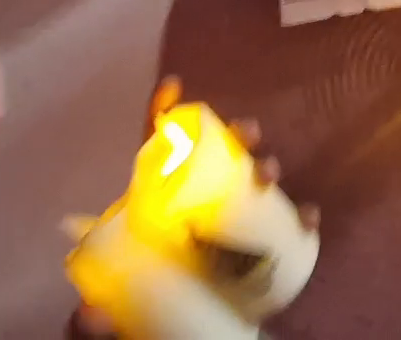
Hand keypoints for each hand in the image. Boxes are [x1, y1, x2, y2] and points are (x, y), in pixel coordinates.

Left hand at [65, 77, 319, 337]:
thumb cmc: (143, 320)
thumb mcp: (115, 318)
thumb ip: (95, 322)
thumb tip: (91, 312)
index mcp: (160, 209)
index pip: (160, 154)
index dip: (166, 115)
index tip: (174, 85)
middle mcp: (202, 206)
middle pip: (220, 157)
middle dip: (238, 134)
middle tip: (249, 133)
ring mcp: (234, 228)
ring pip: (255, 184)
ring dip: (267, 167)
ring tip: (269, 172)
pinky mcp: (263, 256)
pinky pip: (288, 230)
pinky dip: (302, 220)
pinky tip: (308, 218)